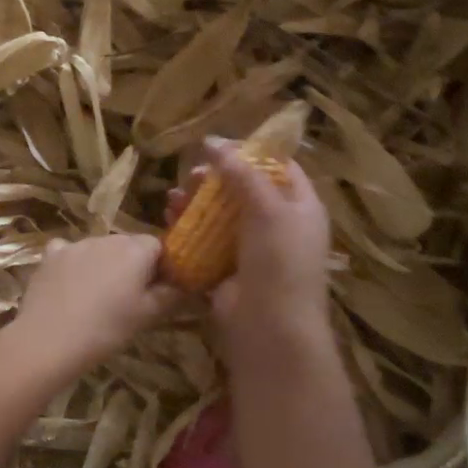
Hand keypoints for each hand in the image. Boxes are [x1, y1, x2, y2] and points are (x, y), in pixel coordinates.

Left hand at [9, 233, 178, 372]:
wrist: (50, 339)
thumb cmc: (107, 328)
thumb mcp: (148, 315)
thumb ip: (170, 294)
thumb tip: (186, 284)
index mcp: (135, 250)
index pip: (157, 246)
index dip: (160, 265)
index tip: (156, 289)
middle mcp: (105, 238)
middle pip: (127, 244)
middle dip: (131, 264)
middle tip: (128, 296)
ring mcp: (74, 244)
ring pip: (97, 248)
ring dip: (102, 263)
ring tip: (97, 296)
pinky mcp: (49, 255)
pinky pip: (67, 251)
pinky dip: (72, 262)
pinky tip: (70, 283)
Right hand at [194, 137, 333, 370]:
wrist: (268, 327)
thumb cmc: (279, 262)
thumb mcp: (267, 209)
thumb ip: (241, 173)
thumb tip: (212, 140)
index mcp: (300, 208)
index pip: (280, 168)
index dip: (252, 153)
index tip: (218, 145)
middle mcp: (277, 225)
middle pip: (243, 190)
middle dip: (215, 178)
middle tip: (191, 173)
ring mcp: (249, 249)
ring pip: (218, 214)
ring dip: (194, 202)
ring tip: (173, 195)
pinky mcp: (223, 268)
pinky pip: (201, 240)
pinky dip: (185, 227)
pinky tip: (167, 217)